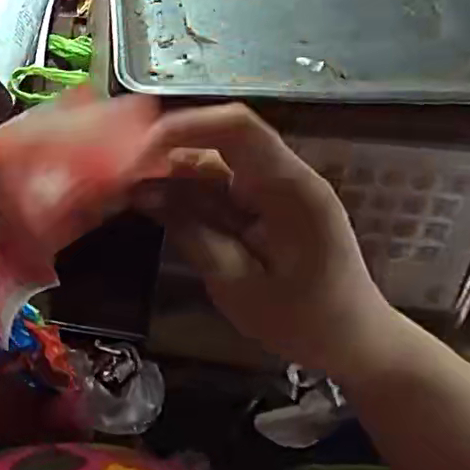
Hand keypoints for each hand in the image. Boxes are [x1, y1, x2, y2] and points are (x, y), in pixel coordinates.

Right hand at [137, 104, 399, 371]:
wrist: (355, 343)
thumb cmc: (303, 321)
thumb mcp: (237, 284)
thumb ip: (191, 231)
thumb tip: (141, 192)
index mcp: (290, 189)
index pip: (237, 129)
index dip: (183, 126)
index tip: (135, 153)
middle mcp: (282, 176)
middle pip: (216, 139)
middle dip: (163, 148)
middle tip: (114, 173)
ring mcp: (270, 188)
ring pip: (209, 160)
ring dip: (165, 170)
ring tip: (121, 189)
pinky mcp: (259, 202)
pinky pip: (213, 184)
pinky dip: (179, 190)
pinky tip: (147, 200)